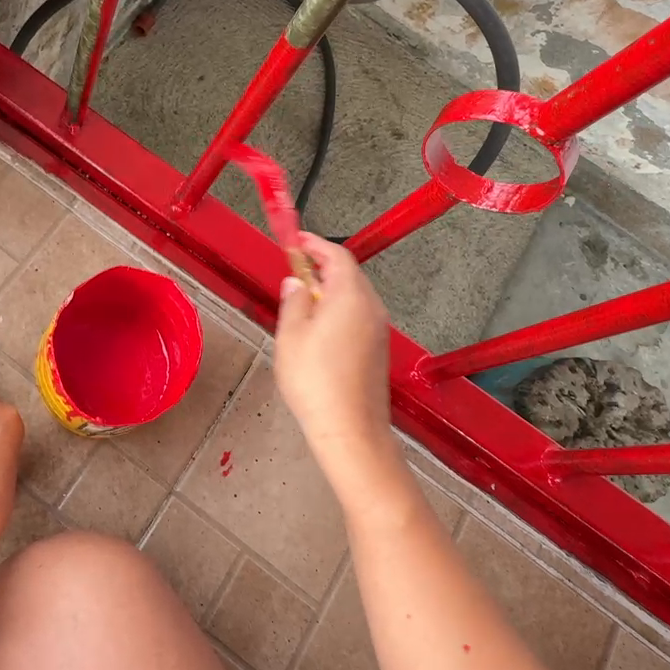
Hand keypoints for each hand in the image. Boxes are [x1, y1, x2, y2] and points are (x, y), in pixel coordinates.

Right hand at [274, 235, 400, 496]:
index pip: (338, 256)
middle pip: (350, 274)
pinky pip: (358, 317)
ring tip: (303, 300)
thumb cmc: (314, 379)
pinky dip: (339, 310)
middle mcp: (371, 308)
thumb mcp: (291, 334)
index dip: (316, 245)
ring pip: (355, 296)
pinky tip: (319, 329)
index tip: (297, 241)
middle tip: (295, 269)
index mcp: (350, 296)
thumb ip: (294, 300)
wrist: (349, 429)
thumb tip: (297, 283)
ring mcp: (378, 330)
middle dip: (323, 266)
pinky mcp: (377, 350)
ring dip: (331, 290)